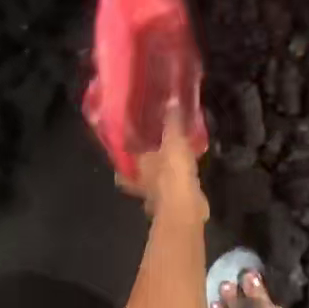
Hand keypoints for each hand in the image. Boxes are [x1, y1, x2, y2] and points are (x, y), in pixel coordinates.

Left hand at [121, 99, 206, 219]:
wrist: (185, 208)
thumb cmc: (172, 172)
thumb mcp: (174, 141)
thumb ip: (173, 122)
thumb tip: (172, 99)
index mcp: (136, 165)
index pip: (123, 159)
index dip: (124, 151)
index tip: (129, 141)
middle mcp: (141, 182)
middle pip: (134, 174)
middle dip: (140, 166)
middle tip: (149, 152)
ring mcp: (154, 196)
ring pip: (151, 184)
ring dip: (157, 176)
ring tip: (169, 163)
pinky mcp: (171, 204)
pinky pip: (170, 191)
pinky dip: (175, 185)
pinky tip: (184, 177)